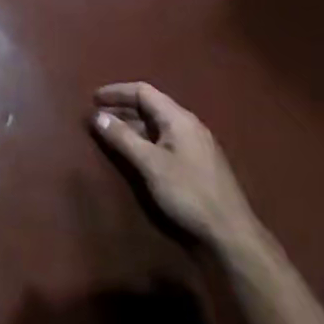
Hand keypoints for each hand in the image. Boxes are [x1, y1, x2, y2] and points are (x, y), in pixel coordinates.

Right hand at [92, 82, 256, 247]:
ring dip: (133, 124)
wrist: (230, 231)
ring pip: (158, 123)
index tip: (93, 99)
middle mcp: (188, 124)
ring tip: (110, 133)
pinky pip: (165, 138)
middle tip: (97, 117)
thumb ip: (123, 138)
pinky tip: (135, 151)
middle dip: (122, 108)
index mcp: (178, 118)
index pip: (143, 91)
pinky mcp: (197, 161)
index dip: (117, 92)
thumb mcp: (150, 164)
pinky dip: (145, 138)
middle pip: (151, 105)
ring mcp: (195, 143)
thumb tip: (97, 115)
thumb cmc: (188, 192)